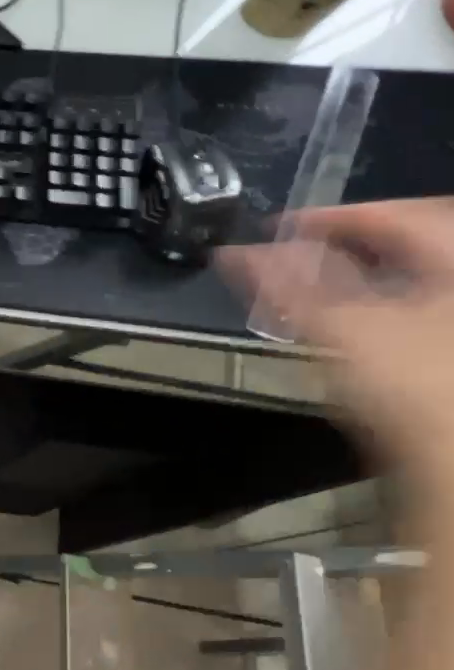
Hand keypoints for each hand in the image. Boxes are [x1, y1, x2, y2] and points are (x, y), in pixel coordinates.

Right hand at [220, 198, 453, 505]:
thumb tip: (237, 251)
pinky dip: (387, 296)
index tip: (274, 230)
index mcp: (453, 258)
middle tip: (294, 253)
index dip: (333, 217)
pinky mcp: (446, 345)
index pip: (399, 215)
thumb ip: (286, 285)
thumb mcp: (339, 326)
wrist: (452, 454)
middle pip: (419, 238)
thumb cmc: (408, 381)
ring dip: (369, 269)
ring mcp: (453, 314)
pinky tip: (357, 314)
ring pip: (423, 270)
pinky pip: (426, 299)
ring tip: (316, 280)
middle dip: (354, 241)